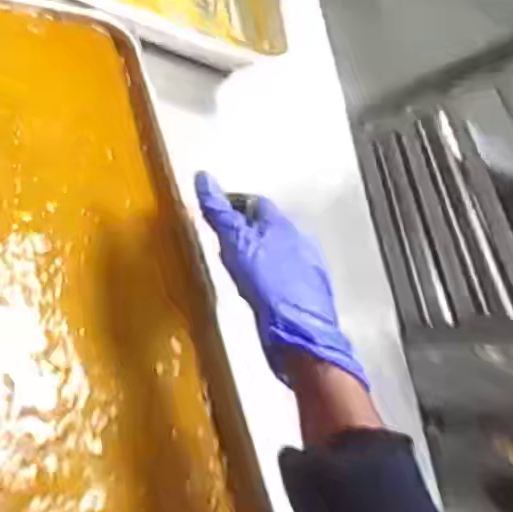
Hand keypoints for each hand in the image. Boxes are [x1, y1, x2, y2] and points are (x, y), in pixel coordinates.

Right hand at [194, 172, 365, 389]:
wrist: (299, 334)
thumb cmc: (265, 283)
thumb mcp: (233, 242)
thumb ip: (218, 211)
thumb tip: (204, 177)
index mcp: (281, 224)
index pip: (253, 201)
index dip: (231, 203)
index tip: (213, 212)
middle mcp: (299, 240)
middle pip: (265, 224)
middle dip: (243, 228)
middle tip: (220, 238)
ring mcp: (307, 267)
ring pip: (276, 248)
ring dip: (256, 250)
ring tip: (235, 262)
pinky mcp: (309, 292)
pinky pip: (284, 271)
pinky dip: (267, 271)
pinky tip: (256, 285)